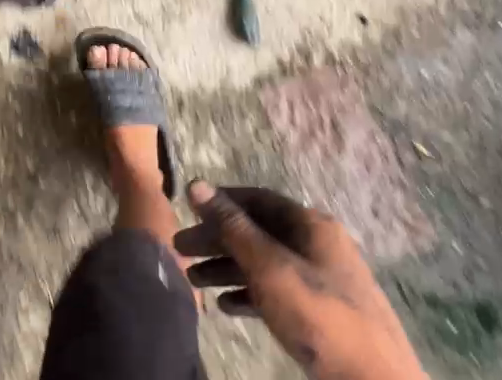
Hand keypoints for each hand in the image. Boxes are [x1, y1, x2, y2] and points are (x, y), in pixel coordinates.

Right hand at [174, 181, 428, 379]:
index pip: (256, 198)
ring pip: (264, 263)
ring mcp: (322, 280)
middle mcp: (317, 245)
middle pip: (256, 231)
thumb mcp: (269, 267)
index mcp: (311, 226)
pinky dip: (249, 294)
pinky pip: (277, 292)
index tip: (185, 210)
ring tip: (193, 280)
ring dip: (227, 268)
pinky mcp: (322, 312)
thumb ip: (232, 226)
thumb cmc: (318, 316)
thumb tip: (197, 184)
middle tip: (179, 250)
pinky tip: (226, 307)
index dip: (219, 201)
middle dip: (216, 239)